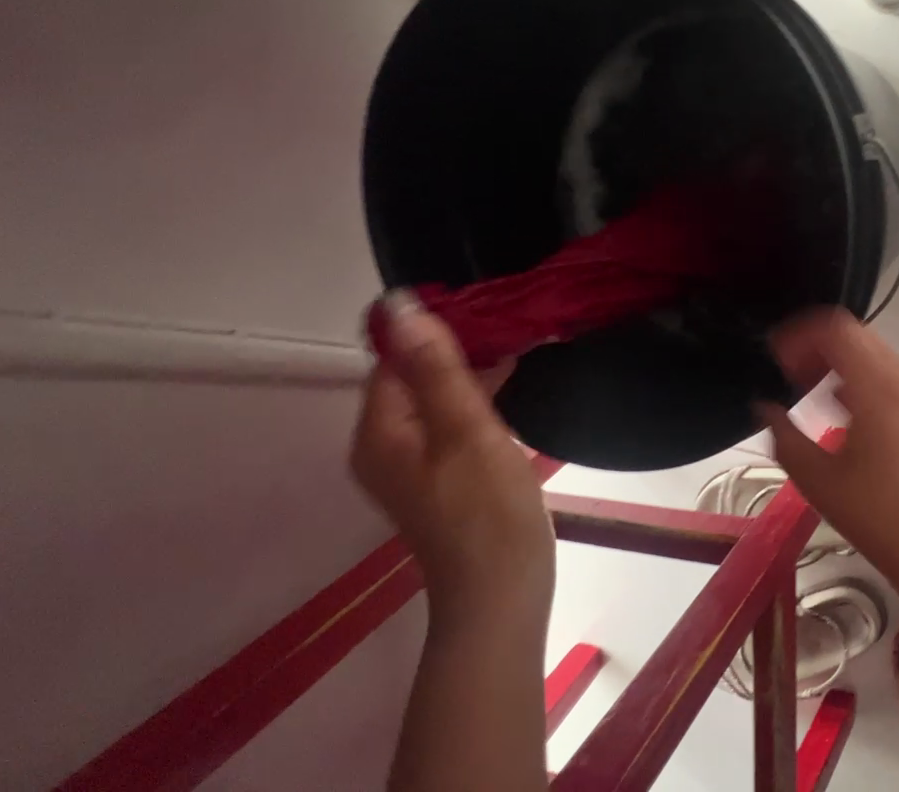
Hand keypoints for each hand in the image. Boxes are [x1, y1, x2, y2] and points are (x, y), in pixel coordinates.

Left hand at [352, 291, 553, 614]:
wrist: (502, 594)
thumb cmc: (488, 512)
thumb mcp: (467, 430)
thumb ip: (437, 368)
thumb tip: (401, 304)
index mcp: (379, 431)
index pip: (394, 357)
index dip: (435, 328)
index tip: (489, 308)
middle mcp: (383, 443)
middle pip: (413, 376)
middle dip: (458, 348)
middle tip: (513, 324)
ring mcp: (412, 463)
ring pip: (435, 398)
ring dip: (471, 373)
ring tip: (520, 347)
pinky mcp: (440, 476)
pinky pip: (449, 421)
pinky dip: (476, 402)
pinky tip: (513, 389)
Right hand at [757, 308, 898, 584]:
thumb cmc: (875, 515)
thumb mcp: (816, 478)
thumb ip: (784, 434)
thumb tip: (765, 407)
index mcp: (876, 386)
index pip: (835, 328)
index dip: (799, 334)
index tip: (774, 358)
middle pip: (853, 333)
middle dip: (815, 345)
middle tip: (786, 372)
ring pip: (869, 350)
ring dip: (835, 359)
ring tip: (804, 389)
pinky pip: (883, 371)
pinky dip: (855, 375)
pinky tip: (834, 408)